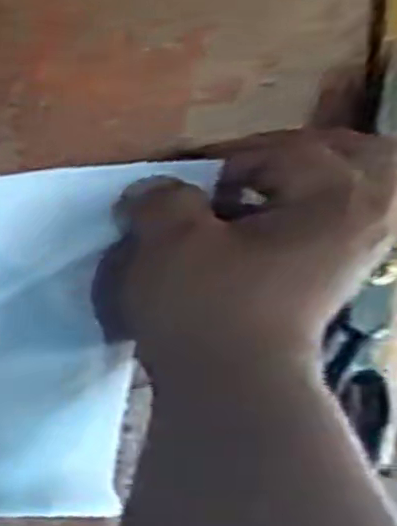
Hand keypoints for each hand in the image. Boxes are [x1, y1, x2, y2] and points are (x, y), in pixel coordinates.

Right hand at [108, 129, 396, 386]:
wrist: (229, 373)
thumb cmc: (202, 303)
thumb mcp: (168, 244)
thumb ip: (162, 202)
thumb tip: (152, 187)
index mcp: (340, 196)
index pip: (284, 151)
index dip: (222, 157)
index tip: (171, 175)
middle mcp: (372, 213)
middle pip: (353, 155)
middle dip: (288, 154)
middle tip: (229, 168)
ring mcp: (362, 247)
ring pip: (354, 188)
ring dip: (302, 182)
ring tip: (246, 195)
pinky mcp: (338, 274)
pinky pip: (339, 221)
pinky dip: (303, 212)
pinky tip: (258, 229)